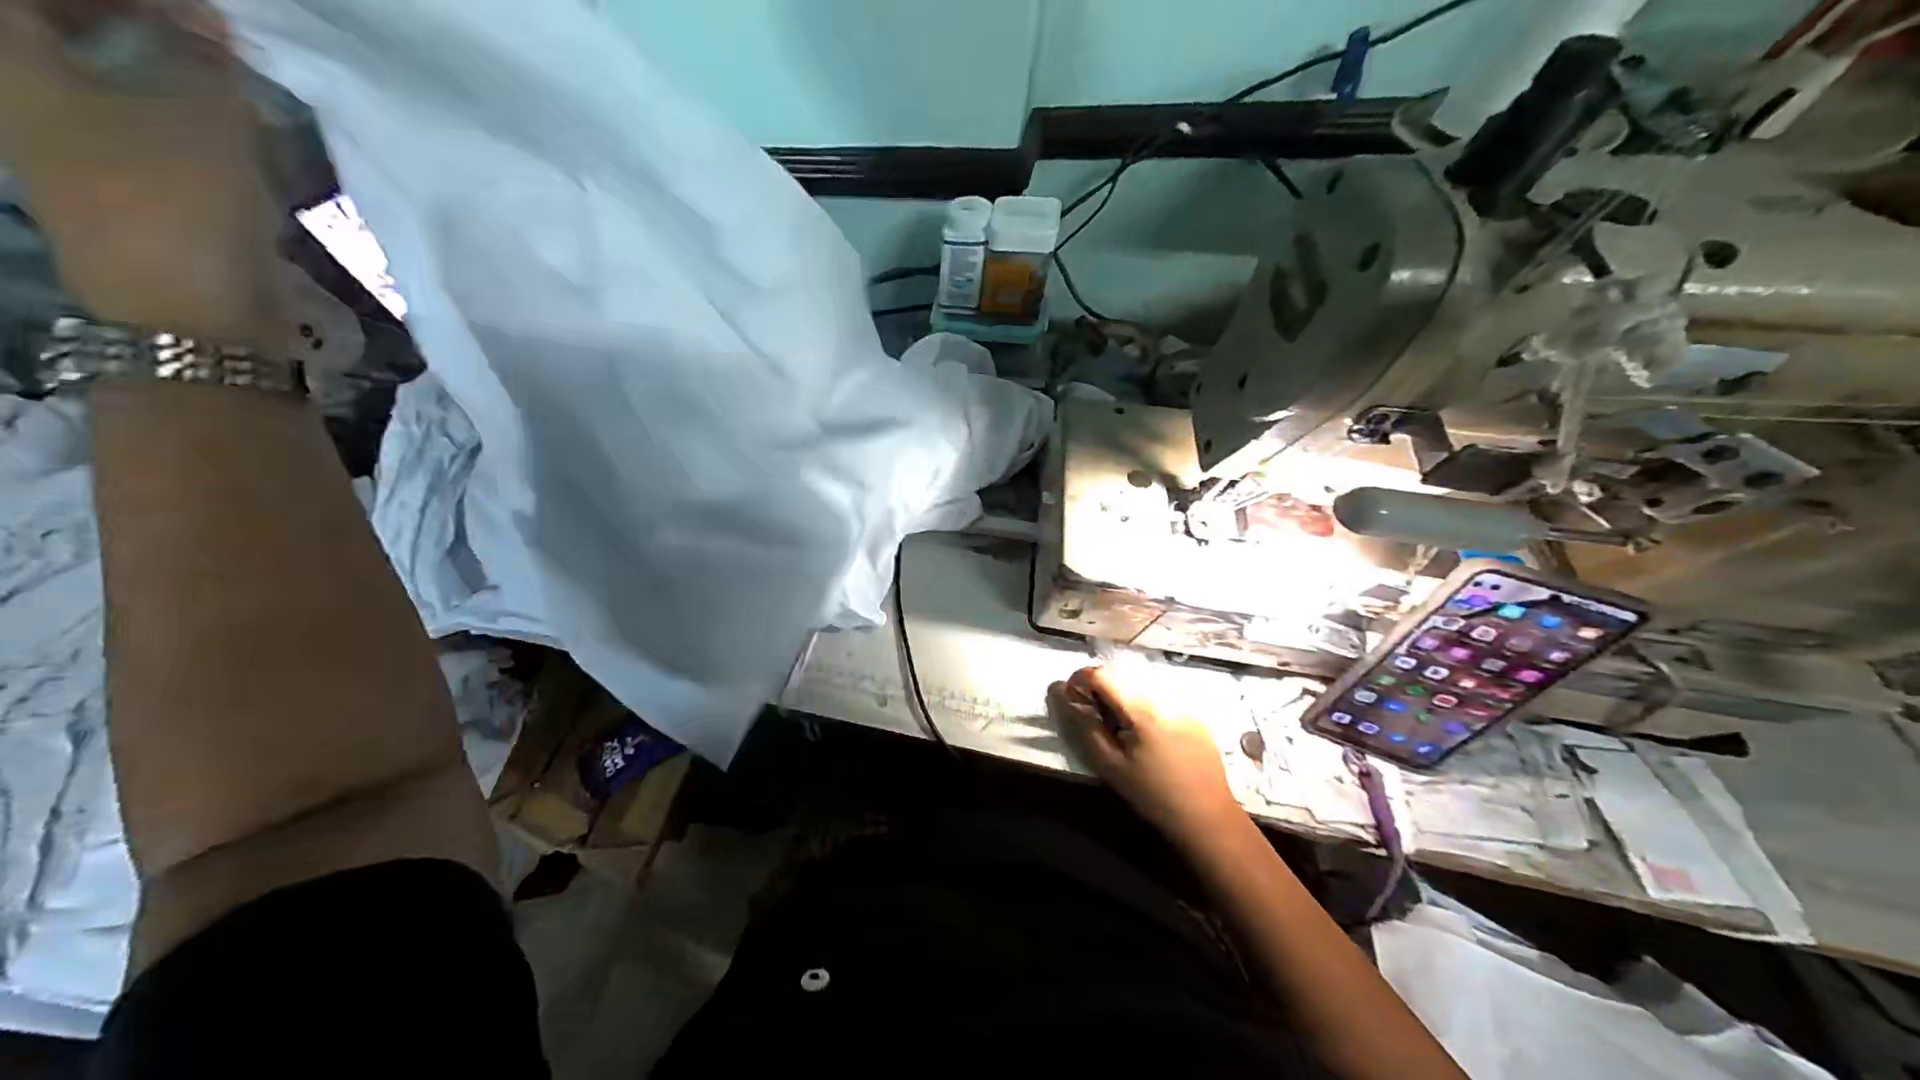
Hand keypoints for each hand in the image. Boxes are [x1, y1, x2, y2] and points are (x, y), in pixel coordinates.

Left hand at [0, 0, 283, 345]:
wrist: (196, 317)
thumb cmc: (180, 202)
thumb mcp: (202, 113)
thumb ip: (200, 55)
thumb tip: (202, 17)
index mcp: (10, 66)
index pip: (30, 3)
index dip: (121, 1)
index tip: (189, 9)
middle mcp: (26, 104)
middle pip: (61, 37)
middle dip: (134, 27)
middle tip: (206, 34)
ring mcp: (77, 158)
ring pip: (111, 88)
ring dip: (168, 79)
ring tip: (230, 84)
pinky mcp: (129, 201)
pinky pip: (145, 137)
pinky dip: (185, 125)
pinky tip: (232, 135)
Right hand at [1049, 665, 1246, 846]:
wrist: (1206, 817)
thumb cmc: (1152, 795)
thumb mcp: (1110, 765)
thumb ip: (1084, 726)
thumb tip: (1061, 694)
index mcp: (1142, 709)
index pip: (1102, 674)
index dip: (1080, 680)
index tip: (1072, 698)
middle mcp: (1165, 698)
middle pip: (1123, 677)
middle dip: (1102, 690)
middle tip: (1096, 717)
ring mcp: (1185, 706)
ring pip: (1143, 687)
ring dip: (1124, 698)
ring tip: (1121, 728)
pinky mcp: (1197, 718)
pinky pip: (1163, 700)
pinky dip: (1146, 708)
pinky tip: (1148, 738)